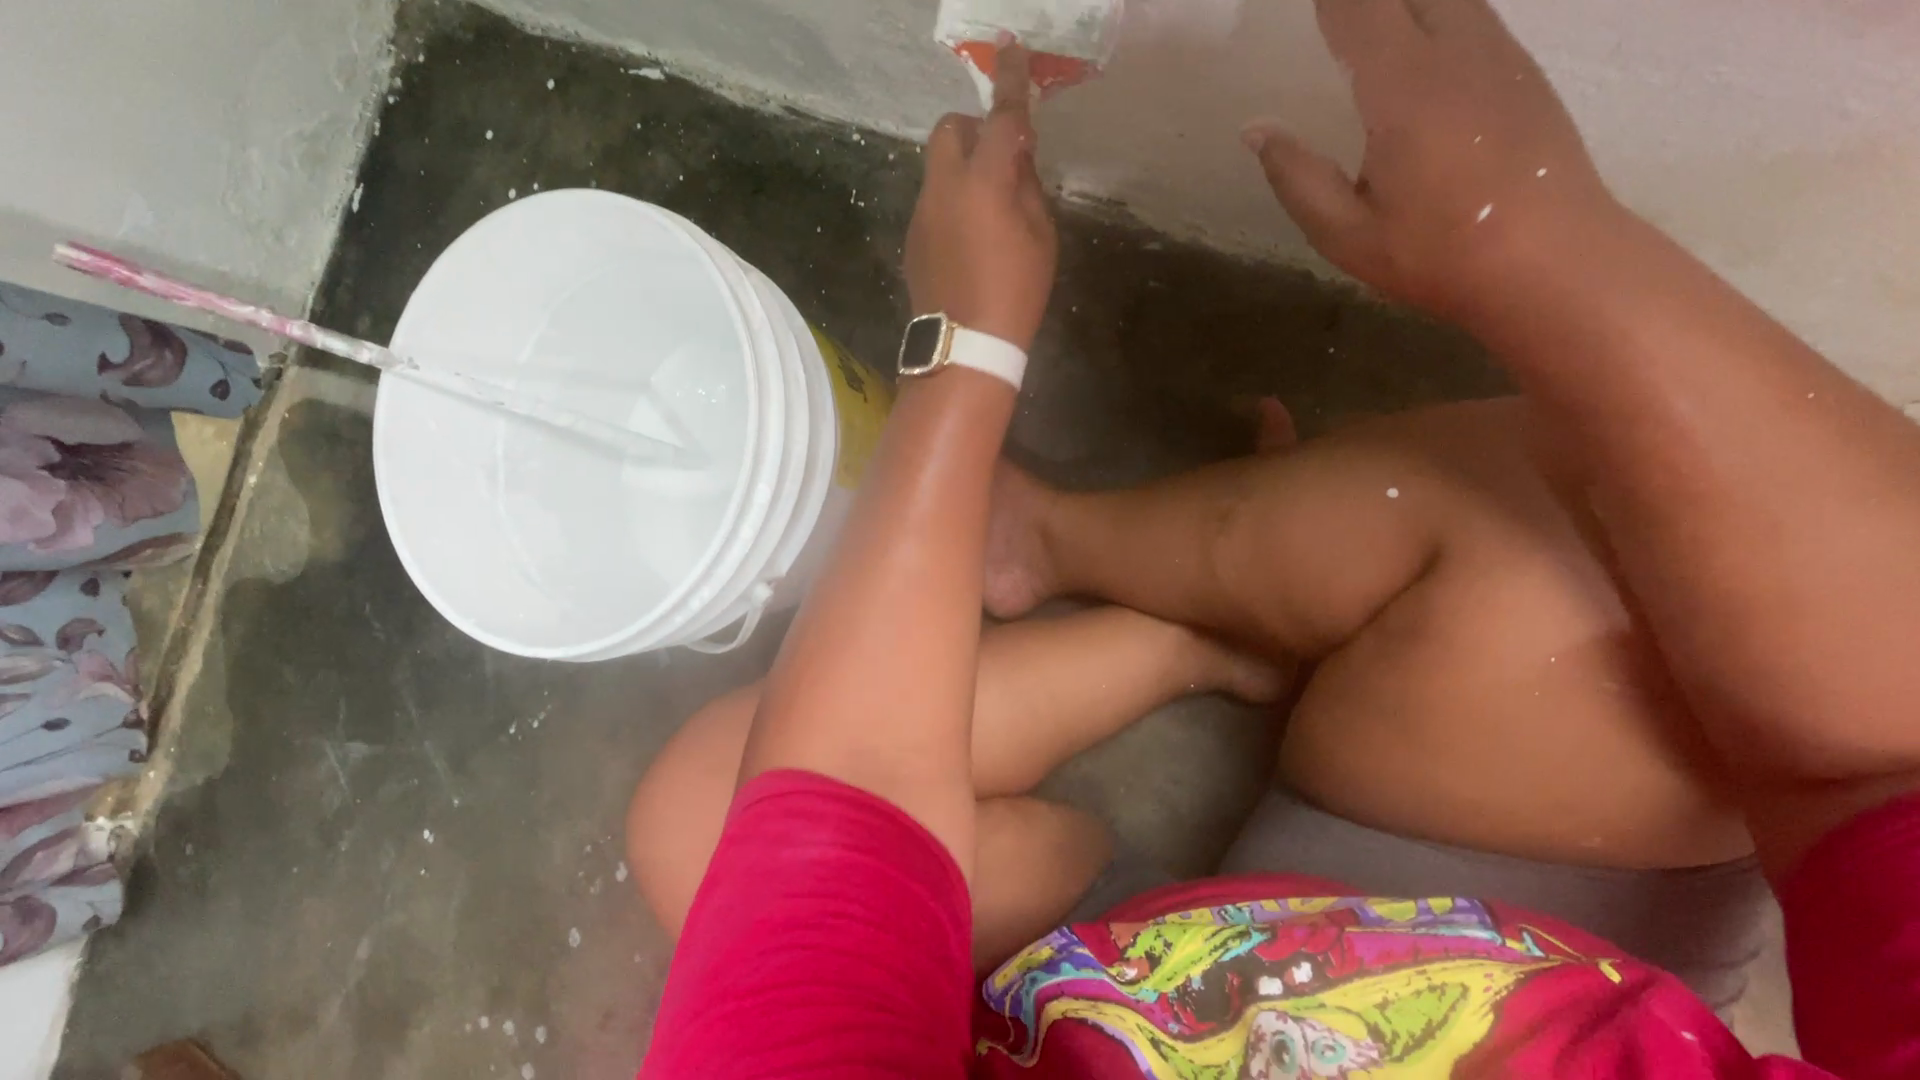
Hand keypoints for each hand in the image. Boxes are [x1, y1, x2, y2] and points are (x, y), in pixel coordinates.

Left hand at [905, 45, 1057, 351]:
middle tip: (1003, 159)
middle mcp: (943, 186)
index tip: (1012, 52)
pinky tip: (970, 240)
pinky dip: (952, 202)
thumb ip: (1028, 187)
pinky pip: (933, 201)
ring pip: (939, 167)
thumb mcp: (1041, 237)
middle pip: (949, 129)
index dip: (1010, 83)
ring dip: (964, 170)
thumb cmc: (1016, 293)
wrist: (965, 345)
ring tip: (990, 211)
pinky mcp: (912, 237)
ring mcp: (921, 212)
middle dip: (974, 130)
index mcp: (983, 182)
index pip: (1000, 118)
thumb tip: (1016, 159)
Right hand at [1246, 0, 1622, 320]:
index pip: (1357, 7)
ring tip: (1370, 26)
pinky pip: (1474, 17)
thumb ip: (1297, 177)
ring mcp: (1499, 56)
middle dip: (1364, 0)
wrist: (1553, 262)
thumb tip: (1256, 129)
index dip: (1328, 2)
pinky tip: (1420, 49)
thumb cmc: (1439, 255)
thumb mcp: (1346, 234)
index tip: (1307, 9)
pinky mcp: (1524, 74)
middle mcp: (1457, 51)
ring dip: (1405, 6)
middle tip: (1333, 16)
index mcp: (1404, 87)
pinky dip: (1438, 17)